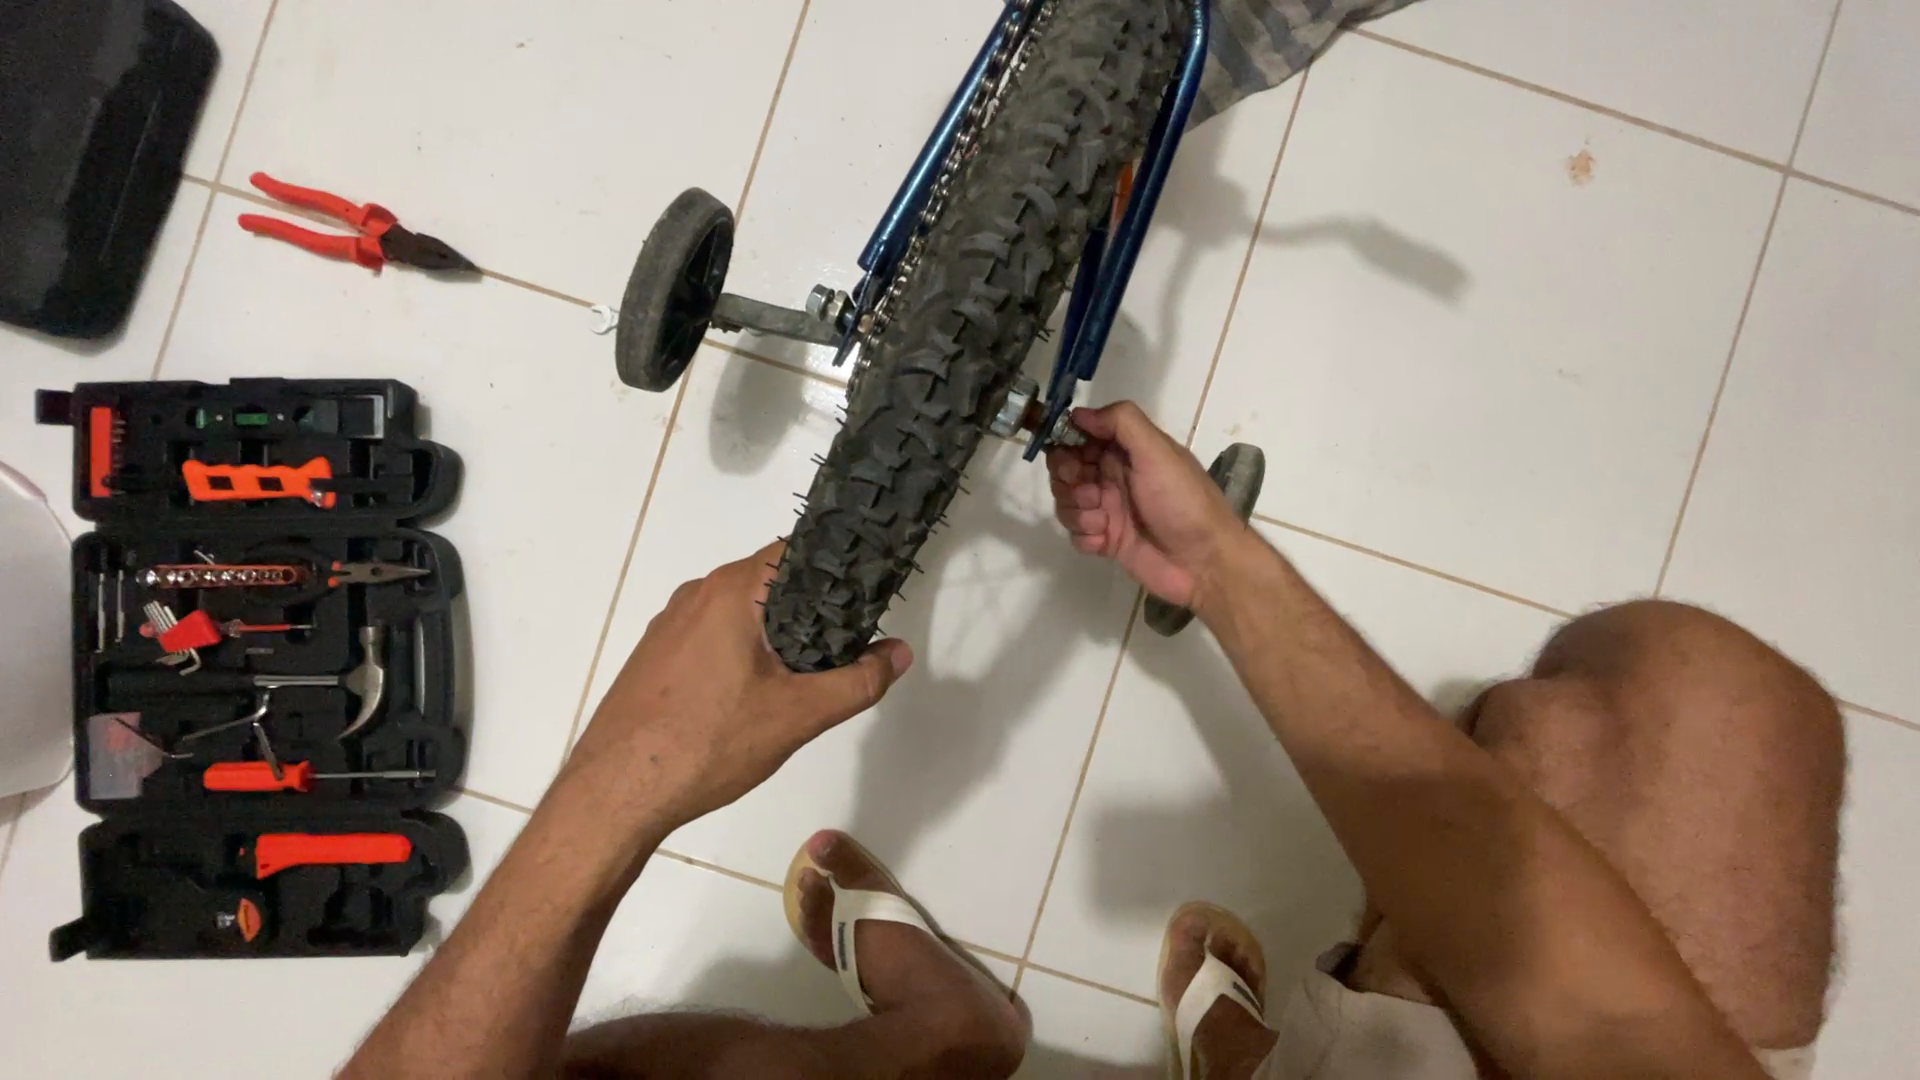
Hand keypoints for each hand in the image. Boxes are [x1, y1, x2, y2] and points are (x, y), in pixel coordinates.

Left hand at [565, 541, 912, 831]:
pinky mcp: (655, 655)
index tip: (869, 590)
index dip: (838, 564)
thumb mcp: (798, 715)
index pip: (797, 550)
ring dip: (777, 629)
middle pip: (771, 581)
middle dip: (813, 604)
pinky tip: (754, 691)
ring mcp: (670, 624)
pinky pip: (713, 634)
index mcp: (733, 591)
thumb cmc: (708, 743)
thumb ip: (858, 681)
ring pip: (742, 610)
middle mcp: (697, 594)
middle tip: (849, 638)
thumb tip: (900, 652)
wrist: (613, 796)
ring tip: (808, 668)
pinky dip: (744, 647)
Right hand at [1048, 402, 1246, 611]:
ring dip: (1077, 512)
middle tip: (1090, 494)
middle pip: (1065, 471)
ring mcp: (1108, 510)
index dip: (1066, 446)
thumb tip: (1079, 413)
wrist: (1203, 562)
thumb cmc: (1182, 501)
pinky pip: (1076, 535)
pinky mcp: (1106, 541)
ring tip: (1103, 521)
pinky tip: (1106, 542)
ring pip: (1066, 504)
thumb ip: (1121, 423)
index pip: (1081, 438)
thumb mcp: (1158, 451)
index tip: (1070, 459)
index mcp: (1127, 452)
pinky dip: (1086, 537)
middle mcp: (1113, 477)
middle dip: (1067, 481)